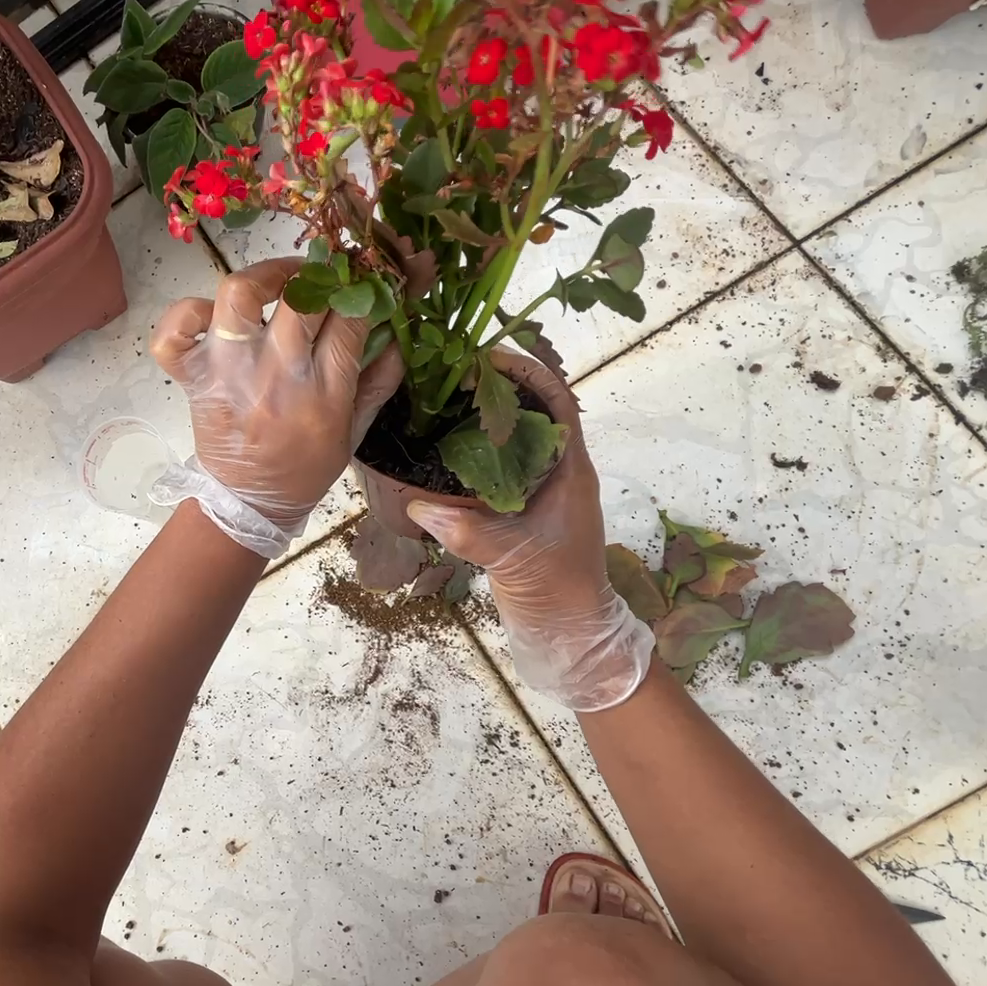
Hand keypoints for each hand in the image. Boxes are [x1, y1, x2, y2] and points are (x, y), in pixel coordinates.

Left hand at [152, 257, 404, 531]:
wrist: (249, 503)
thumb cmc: (305, 468)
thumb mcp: (355, 431)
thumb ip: (379, 381)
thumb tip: (396, 330)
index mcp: (322, 394)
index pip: (348, 319)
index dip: (360, 289)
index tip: (361, 283)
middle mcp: (274, 376)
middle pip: (300, 300)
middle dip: (320, 277)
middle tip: (323, 280)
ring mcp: (227, 372)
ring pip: (237, 296)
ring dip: (261, 277)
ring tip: (276, 283)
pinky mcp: (192, 377)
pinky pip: (174, 332)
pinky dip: (187, 313)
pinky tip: (211, 316)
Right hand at [405, 351, 653, 711]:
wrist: (568, 630)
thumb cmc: (558, 589)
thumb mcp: (515, 558)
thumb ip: (469, 532)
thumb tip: (417, 504)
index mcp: (569, 470)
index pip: (556, 401)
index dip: (524, 371)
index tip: (482, 355)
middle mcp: (555, 470)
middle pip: (530, 411)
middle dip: (493, 388)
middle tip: (446, 376)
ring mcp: (537, 489)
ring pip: (511, 438)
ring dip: (479, 418)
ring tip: (437, 404)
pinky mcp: (518, 509)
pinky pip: (494, 467)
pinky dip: (468, 453)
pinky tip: (436, 454)